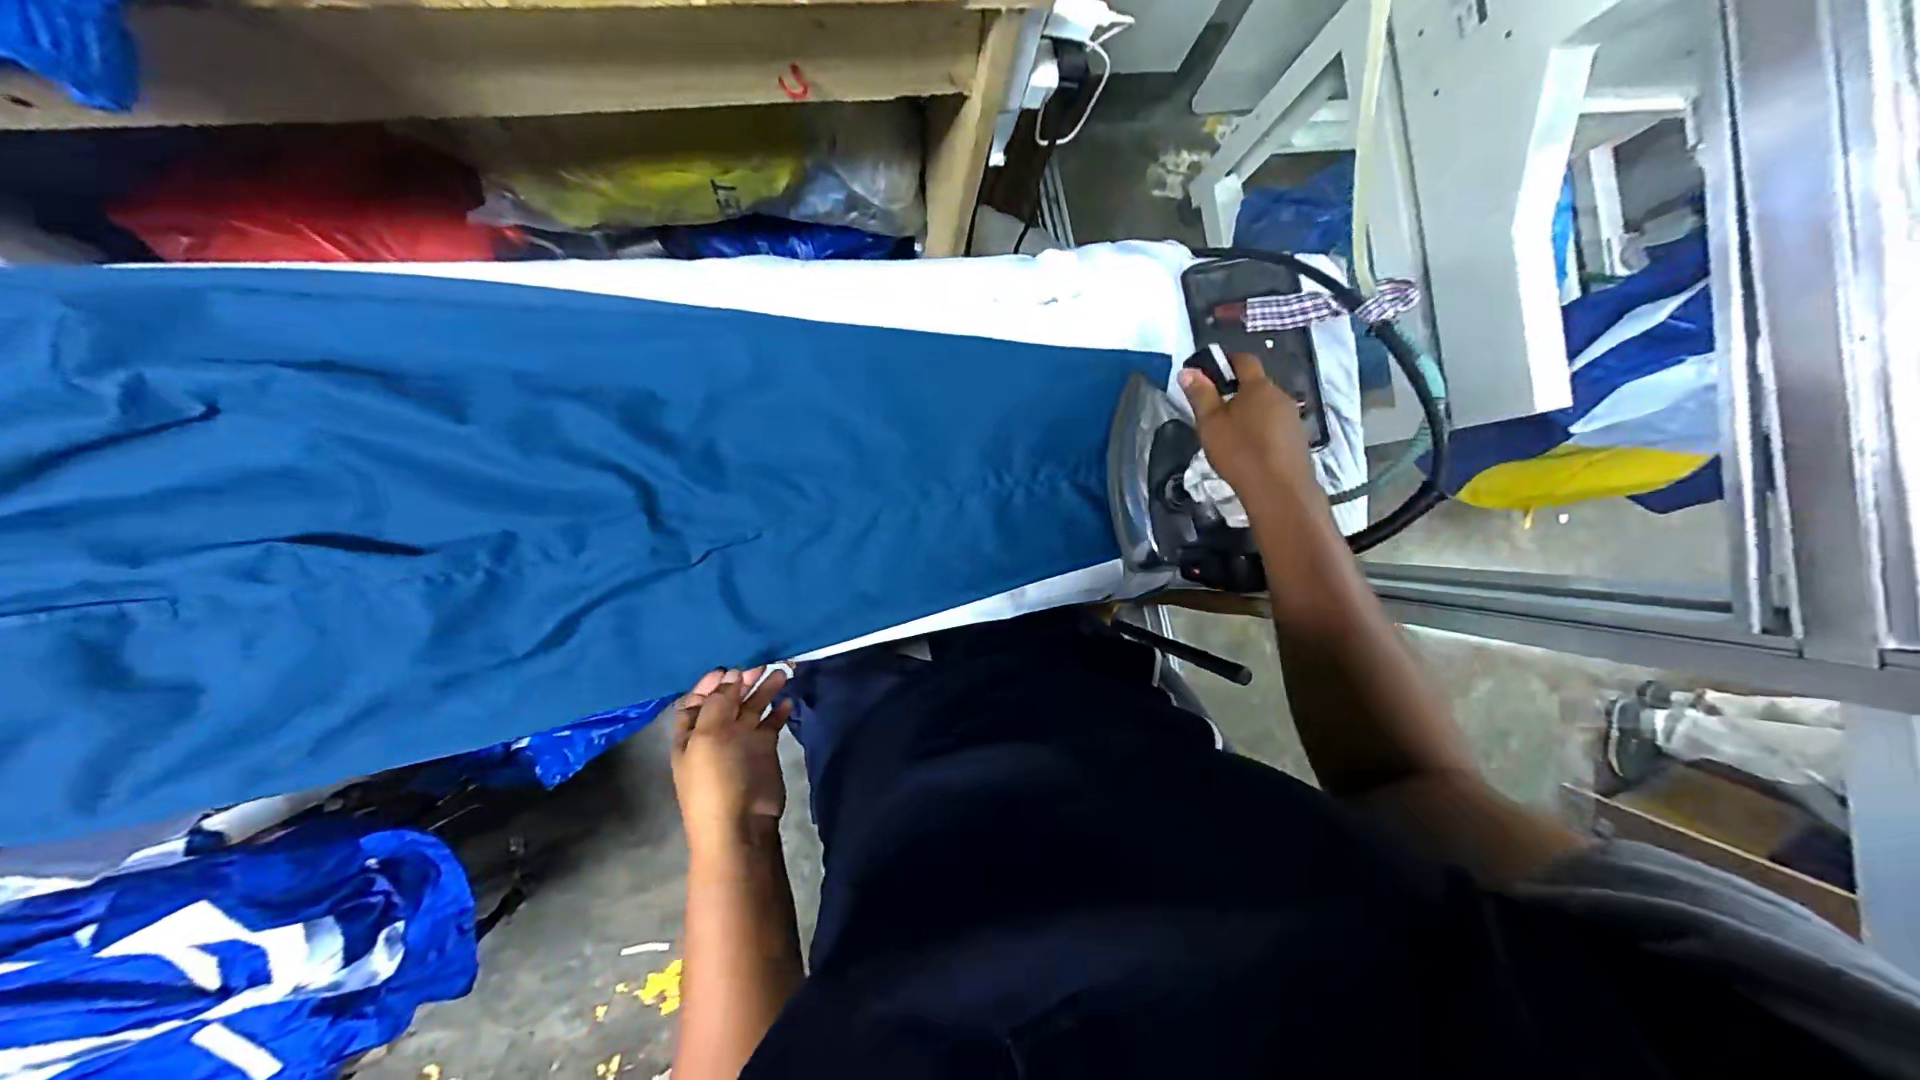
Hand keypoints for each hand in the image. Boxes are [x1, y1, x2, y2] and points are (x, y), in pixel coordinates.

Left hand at [670, 666, 793, 849]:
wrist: (739, 824)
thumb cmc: (715, 779)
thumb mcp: (706, 737)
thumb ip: (718, 702)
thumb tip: (732, 676)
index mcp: (691, 733)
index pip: (697, 700)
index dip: (711, 683)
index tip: (730, 668)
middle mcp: (714, 734)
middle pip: (728, 700)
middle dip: (741, 682)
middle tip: (761, 665)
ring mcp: (740, 742)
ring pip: (751, 708)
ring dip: (763, 690)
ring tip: (780, 673)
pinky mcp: (763, 751)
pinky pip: (770, 724)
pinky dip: (778, 712)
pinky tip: (787, 701)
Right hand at [1178, 353, 1322, 525]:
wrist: (1280, 490)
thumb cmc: (1240, 452)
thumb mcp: (1211, 423)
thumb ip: (1200, 395)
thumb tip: (1188, 370)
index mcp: (1258, 387)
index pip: (1244, 360)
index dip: (1226, 360)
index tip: (1209, 369)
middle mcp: (1280, 395)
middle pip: (1256, 385)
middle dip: (1236, 391)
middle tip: (1213, 410)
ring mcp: (1292, 417)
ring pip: (1266, 406)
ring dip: (1249, 412)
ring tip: (1230, 434)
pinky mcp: (1297, 438)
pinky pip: (1274, 425)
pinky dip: (1260, 430)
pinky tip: (1249, 449)